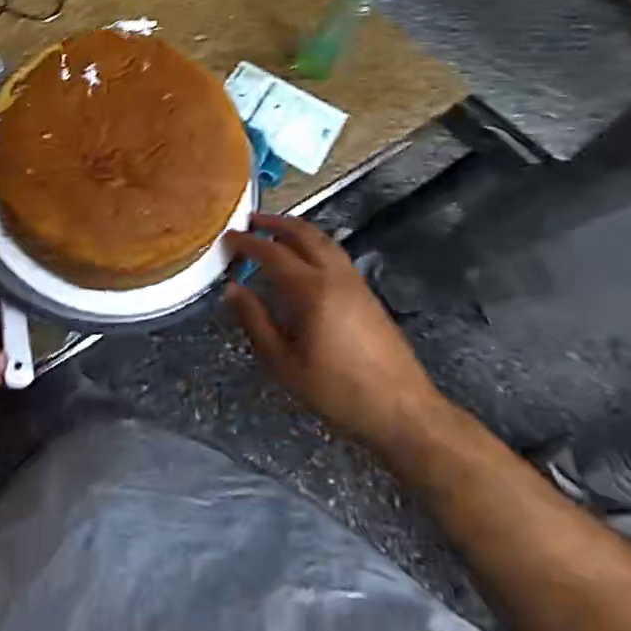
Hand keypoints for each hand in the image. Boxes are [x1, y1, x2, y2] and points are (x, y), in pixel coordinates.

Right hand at [223, 215, 445, 450]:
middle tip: (251, 220)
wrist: (402, 410)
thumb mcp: (284, 363)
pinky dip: (313, 244)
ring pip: (324, 241)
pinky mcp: (368, 294)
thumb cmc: (337, 390)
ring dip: (296, 230)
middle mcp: (335, 277)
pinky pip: (335, 254)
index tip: (228, 238)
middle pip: (304, 234)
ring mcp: (356, 283)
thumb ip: (255, 321)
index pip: (273, 253)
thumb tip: (232, 290)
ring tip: (275, 231)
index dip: (247, 242)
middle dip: (275, 222)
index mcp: (311, 290)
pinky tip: (304, 258)